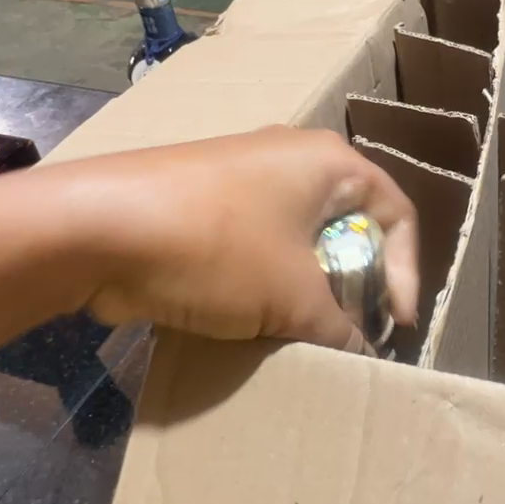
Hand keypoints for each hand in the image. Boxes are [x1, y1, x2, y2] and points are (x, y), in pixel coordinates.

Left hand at [43, 126, 419, 351]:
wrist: (97, 226)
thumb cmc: (219, 248)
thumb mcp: (294, 297)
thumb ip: (340, 327)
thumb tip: (358, 347)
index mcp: (330, 161)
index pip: (397, 212)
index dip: (406, 271)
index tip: (395, 324)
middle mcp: (293, 155)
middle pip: (350, 223)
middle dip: (357, 280)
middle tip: (351, 329)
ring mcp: (245, 173)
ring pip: (302, 234)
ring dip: (311, 284)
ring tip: (303, 329)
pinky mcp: (206, 198)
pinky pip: (261, 239)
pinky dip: (270, 277)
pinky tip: (254, 314)